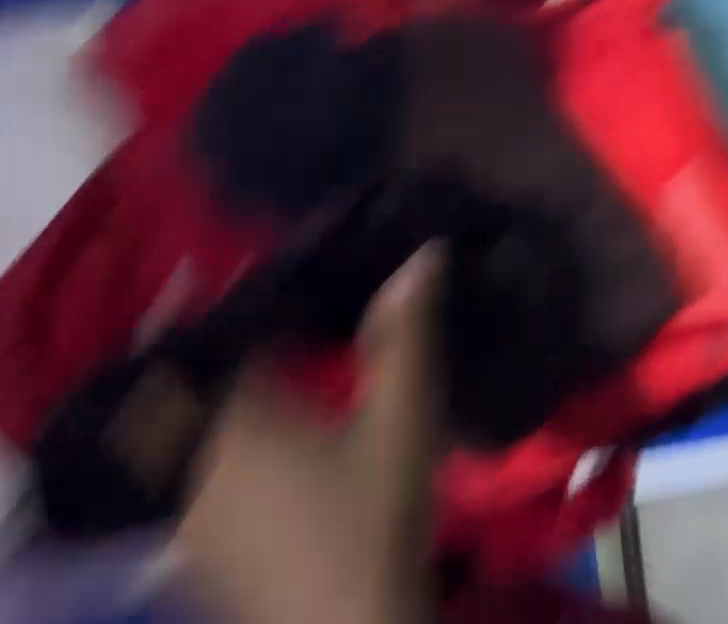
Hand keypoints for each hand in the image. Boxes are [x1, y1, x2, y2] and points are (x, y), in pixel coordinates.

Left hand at [179, 245, 444, 623]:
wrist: (350, 619)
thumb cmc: (374, 511)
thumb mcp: (403, 418)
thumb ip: (406, 338)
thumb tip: (423, 255)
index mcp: (229, 423)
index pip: (212, 342)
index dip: (242, 304)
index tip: (282, 278)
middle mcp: (189, 457)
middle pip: (189, 382)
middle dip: (226, 343)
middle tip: (282, 312)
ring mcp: (188, 502)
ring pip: (188, 423)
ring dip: (225, 385)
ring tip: (283, 357)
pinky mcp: (202, 531)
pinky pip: (198, 455)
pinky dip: (227, 425)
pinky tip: (277, 425)